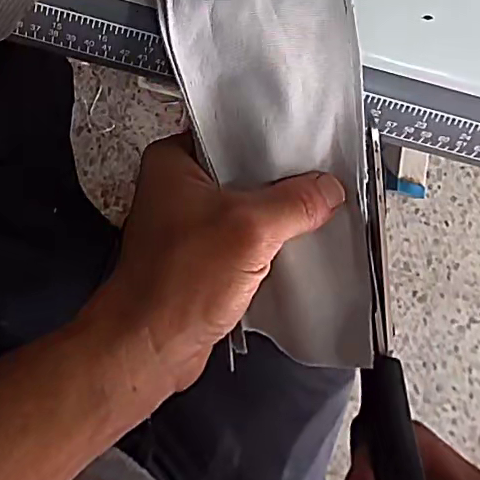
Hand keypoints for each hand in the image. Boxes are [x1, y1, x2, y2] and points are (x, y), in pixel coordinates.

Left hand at [78, 132, 346, 397]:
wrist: (152, 347)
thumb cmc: (177, 282)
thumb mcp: (249, 229)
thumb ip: (294, 203)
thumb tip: (327, 188)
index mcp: (173, 159)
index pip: (229, 131)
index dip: (269, 136)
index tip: (306, 141)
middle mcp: (177, 184)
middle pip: (241, 168)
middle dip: (278, 177)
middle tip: (318, 175)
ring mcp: (188, 219)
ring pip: (244, 203)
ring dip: (274, 211)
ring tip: (314, 206)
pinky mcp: (200, 251)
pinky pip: (241, 233)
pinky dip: (266, 238)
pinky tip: (295, 241)